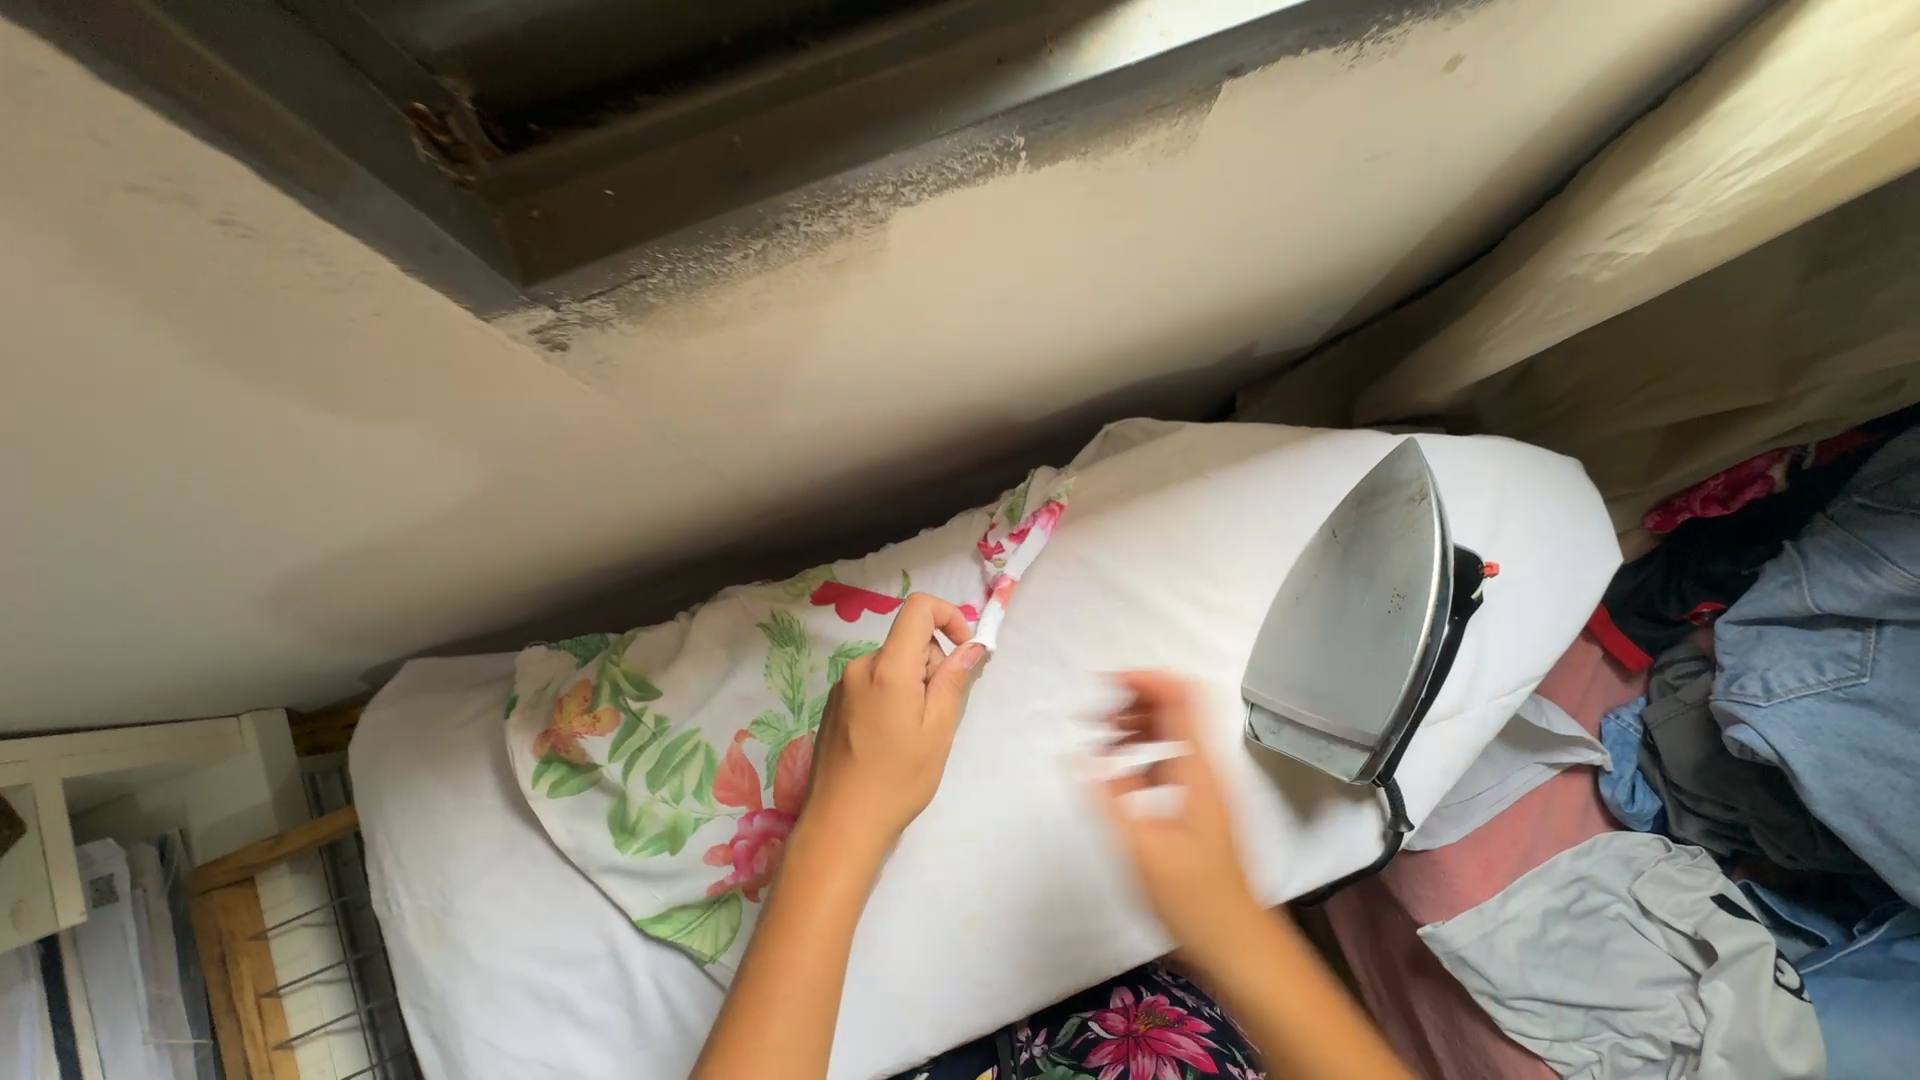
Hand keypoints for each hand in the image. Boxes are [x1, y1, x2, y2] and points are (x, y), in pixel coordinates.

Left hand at [802, 593, 986, 850]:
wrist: (842, 824)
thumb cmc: (898, 780)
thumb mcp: (938, 730)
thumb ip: (954, 680)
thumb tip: (972, 645)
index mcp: (888, 668)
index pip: (918, 609)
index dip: (948, 616)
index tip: (964, 649)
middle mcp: (861, 666)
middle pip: (908, 641)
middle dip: (932, 665)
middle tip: (938, 714)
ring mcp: (843, 685)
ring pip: (892, 663)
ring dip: (913, 683)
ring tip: (914, 733)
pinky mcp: (835, 703)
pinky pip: (874, 682)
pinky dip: (892, 695)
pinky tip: (891, 738)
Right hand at [1093, 671, 1262, 961]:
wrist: (1241, 947)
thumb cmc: (1193, 901)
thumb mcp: (1142, 850)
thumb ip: (1109, 797)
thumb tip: (1078, 754)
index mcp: (1198, 771)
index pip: (1180, 697)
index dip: (1144, 679)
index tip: (1101, 686)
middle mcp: (1208, 769)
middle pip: (1177, 707)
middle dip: (1133, 700)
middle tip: (1091, 718)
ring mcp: (1208, 787)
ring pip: (1174, 733)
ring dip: (1136, 726)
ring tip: (1099, 742)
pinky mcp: (1203, 806)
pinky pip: (1172, 759)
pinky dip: (1143, 754)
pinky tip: (1120, 777)